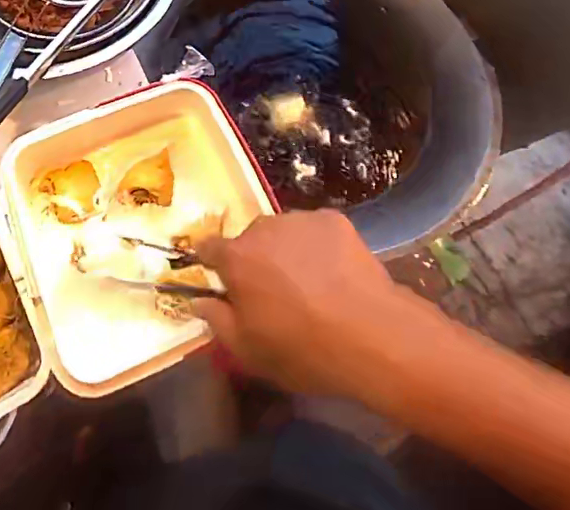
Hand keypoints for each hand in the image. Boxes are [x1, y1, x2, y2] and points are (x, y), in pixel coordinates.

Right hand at [192, 210, 427, 398]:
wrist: (370, 332)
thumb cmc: (302, 349)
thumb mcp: (248, 351)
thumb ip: (217, 320)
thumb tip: (200, 301)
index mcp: (237, 258)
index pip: (208, 247)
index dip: (212, 262)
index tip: (223, 279)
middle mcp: (265, 227)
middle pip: (250, 239)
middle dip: (256, 260)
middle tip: (275, 293)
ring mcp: (302, 219)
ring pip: (283, 232)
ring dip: (287, 250)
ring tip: (310, 284)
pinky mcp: (334, 219)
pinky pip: (314, 230)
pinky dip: (318, 245)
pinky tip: (334, 273)